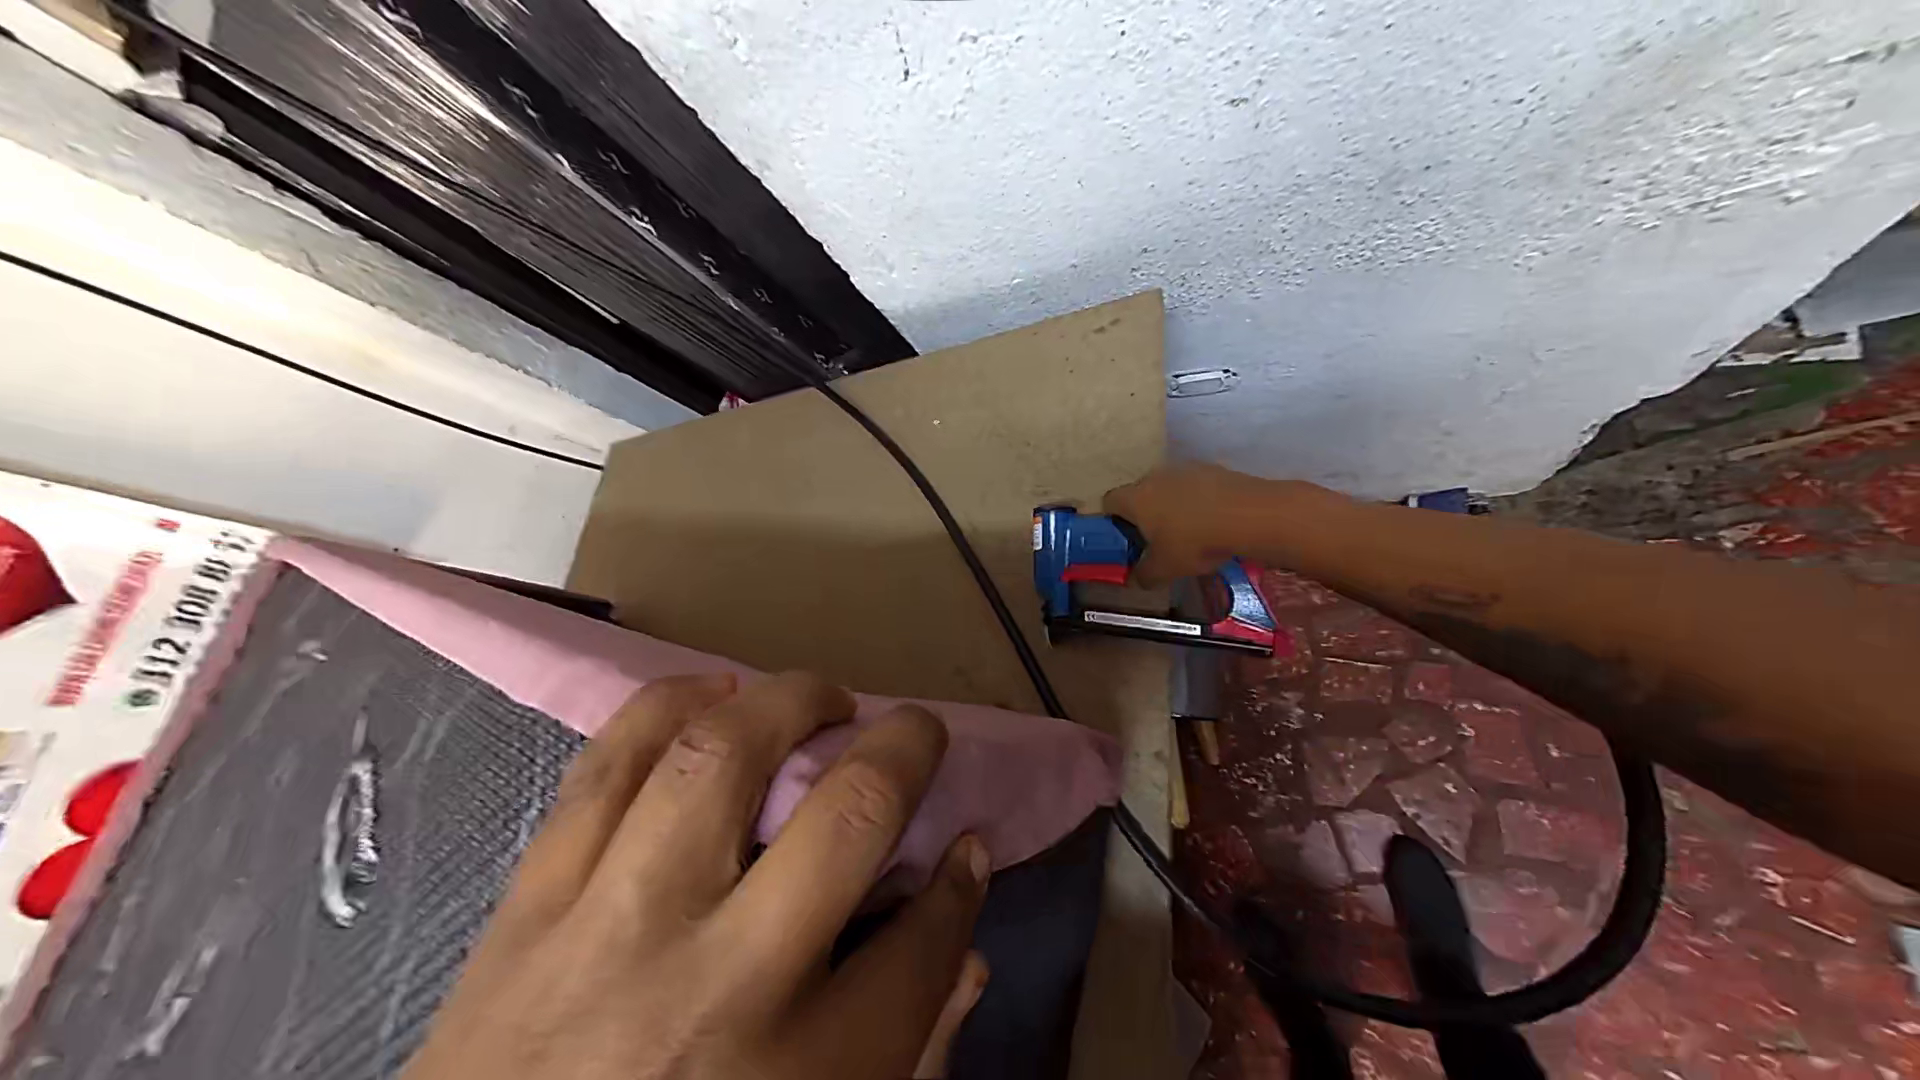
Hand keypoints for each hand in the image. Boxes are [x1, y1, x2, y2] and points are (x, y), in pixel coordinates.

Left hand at [402, 671, 990, 1079]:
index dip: (959, 881)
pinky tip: (715, 690)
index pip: (923, 943)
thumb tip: (966, 938)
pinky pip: (606, 768)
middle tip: (914, 730)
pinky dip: (669, 705)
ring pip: (719, 760)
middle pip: (846, 818)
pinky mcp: (530, 907)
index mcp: (801, 1073)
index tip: (965, 841)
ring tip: (822, 698)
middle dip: (904, 753)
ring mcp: (614, 930)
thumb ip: (907, 1050)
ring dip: (789, 702)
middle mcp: (716, 983)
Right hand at [1103, 463, 1286, 584]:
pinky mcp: (1214, 469)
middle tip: (1158, 540)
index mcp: (1135, 498)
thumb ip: (1144, 575)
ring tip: (1190, 531)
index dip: (1114, 521)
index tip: (1126, 539)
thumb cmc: (1194, 541)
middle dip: (1146, 514)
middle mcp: (1155, 477)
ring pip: (1169, 488)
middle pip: (1140, 493)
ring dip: (1174, 506)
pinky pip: (1196, 487)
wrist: (1249, 515)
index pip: (1110, 502)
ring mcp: (1186, 469)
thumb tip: (1136, 579)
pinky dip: (1199, 501)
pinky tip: (1214, 521)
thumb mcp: (1165, 569)